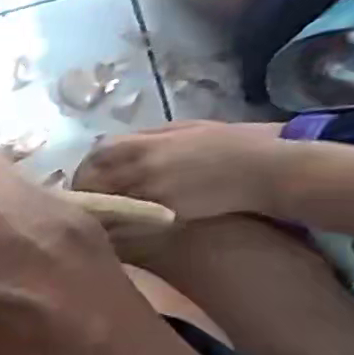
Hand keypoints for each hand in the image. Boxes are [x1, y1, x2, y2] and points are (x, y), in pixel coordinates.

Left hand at [75, 121, 285, 221]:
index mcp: (137, 144)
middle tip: (92, 202)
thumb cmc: (231, 144)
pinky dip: (118, 223)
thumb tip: (111, 150)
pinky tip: (123, 225)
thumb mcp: (183, 129)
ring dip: (99, 210)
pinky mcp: (157, 213)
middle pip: (89, 184)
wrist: (267, 170)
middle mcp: (134, 167)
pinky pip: (124, 221)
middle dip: (87, 193)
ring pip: (103, 204)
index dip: (86, 172)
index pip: (91, 160)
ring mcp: (144, 191)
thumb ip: (144, 138)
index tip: (88, 181)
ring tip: (105, 215)